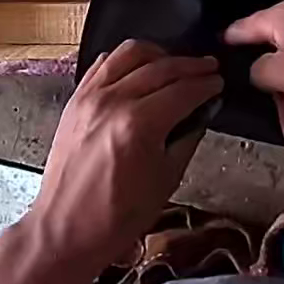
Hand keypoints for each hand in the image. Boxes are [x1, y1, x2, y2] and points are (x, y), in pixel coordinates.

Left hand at [25, 40, 222, 273]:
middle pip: (162, 66)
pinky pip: (104, 63)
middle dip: (191, 65)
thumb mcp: (167, 178)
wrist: (64, 231)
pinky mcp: (76, 99)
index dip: (207, 84)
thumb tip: (203, 110)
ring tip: (175, 64)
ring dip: (159, 54)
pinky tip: (140, 69)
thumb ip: (188, 136)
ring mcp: (91, 97)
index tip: (219, 82)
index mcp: (139, 124)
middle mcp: (113, 102)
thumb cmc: (116, 215)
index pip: (184, 90)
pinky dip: (127, 60)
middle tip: (209, 68)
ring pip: (131, 52)